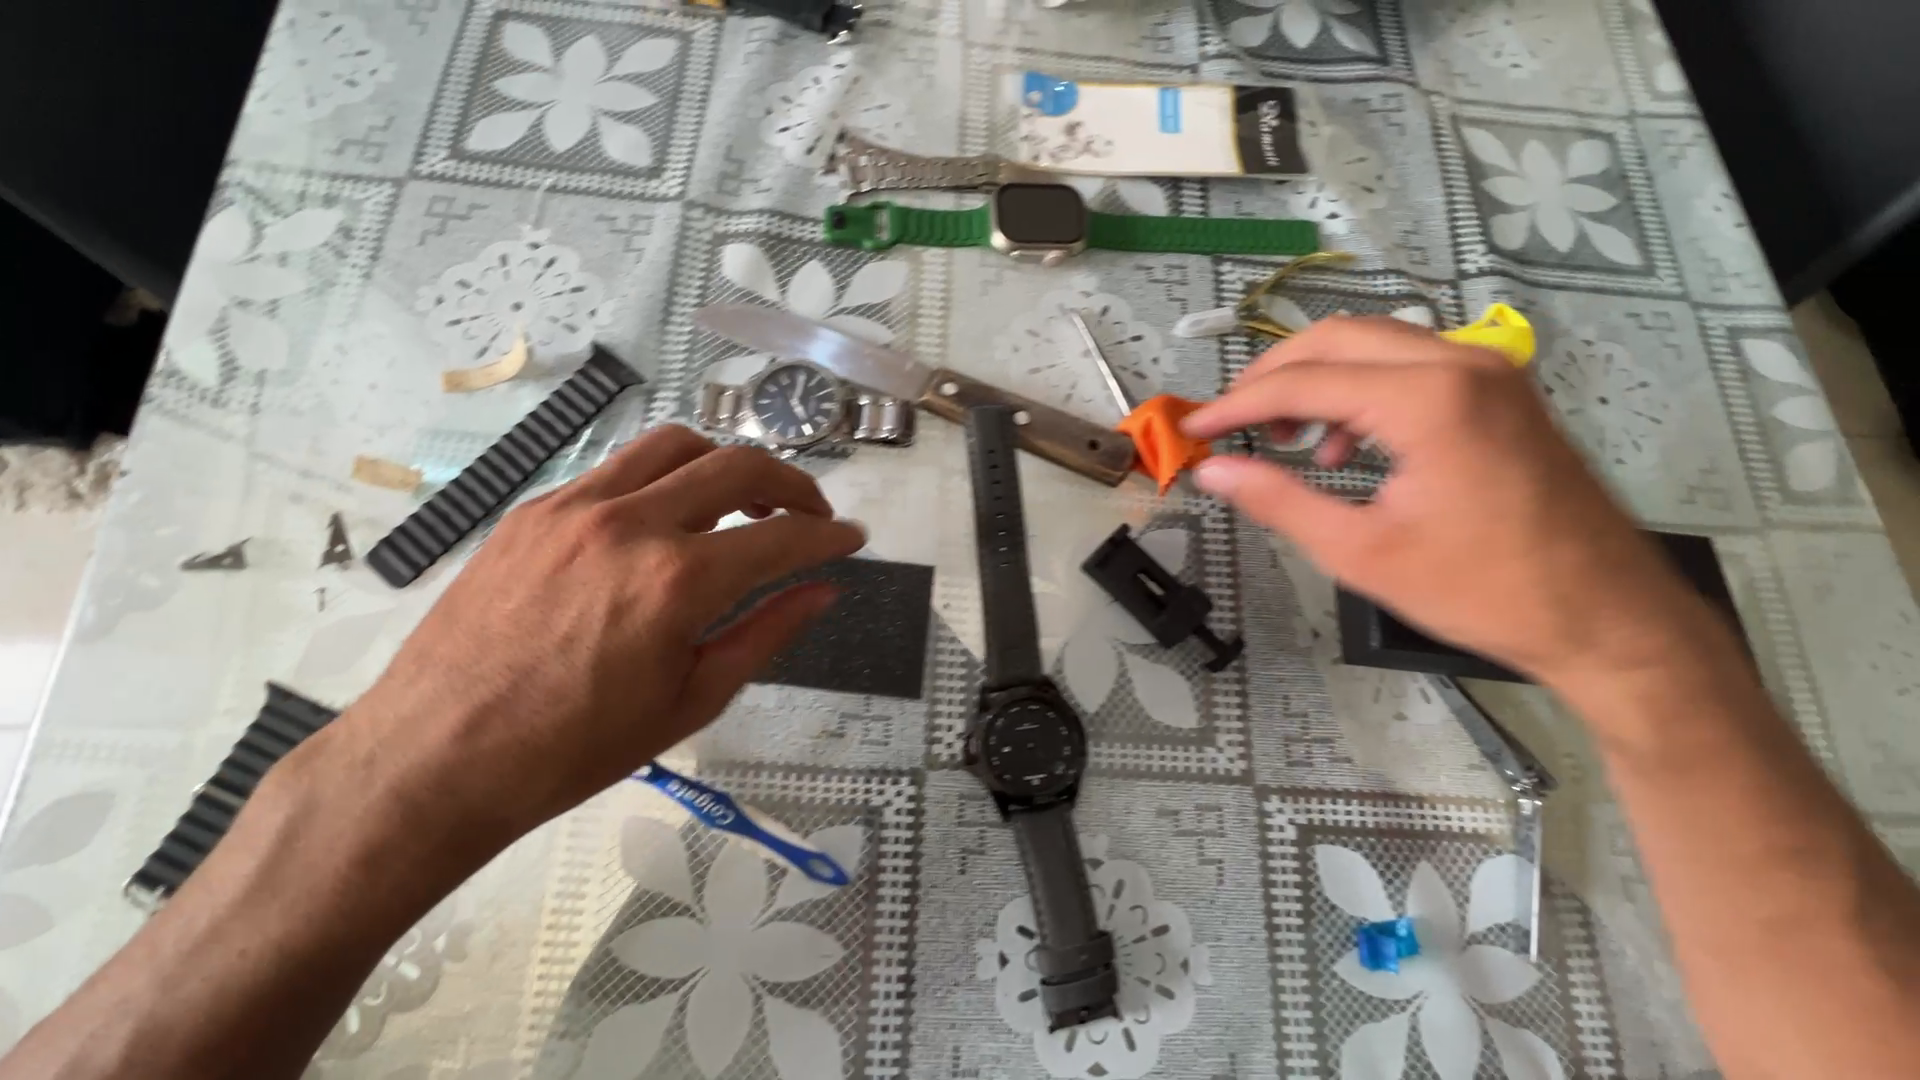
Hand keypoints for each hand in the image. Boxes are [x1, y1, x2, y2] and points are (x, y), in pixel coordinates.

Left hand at [318, 426, 865, 846]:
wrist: (438, 757)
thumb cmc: (576, 749)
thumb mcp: (691, 700)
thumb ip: (767, 633)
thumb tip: (824, 590)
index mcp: (677, 582)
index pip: (782, 536)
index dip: (829, 534)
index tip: (852, 537)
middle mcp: (630, 524)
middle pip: (736, 464)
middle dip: (792, 483)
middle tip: (810, 513)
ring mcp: (574, 507)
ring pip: (673, 445)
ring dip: (724, 463)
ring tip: (740, 502)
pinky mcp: (532, 509)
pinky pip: (615, 470)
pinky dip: (661, 480)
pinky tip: (662, 521)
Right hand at [1183, 316, 1710, 687]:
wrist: (1606, 615)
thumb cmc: (1481, 590)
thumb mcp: (1361, 553)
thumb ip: (1278, 501)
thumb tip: (1213, 472)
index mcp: (1427, 399)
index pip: (1304, 381)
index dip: (1237, 405)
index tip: (1194, 430)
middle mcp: (1460, 363)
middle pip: (1337, 338)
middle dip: (1273, 376)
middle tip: (1231, 422)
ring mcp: (1487, 372)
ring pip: (1374, 345)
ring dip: (1317, 382)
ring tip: (1284, 441)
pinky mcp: (1499, 393)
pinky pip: (1410, 368)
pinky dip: (1360, 394)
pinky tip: (1343, 451)